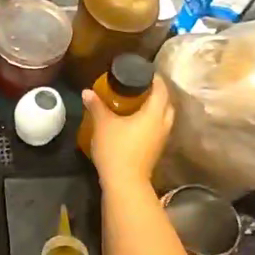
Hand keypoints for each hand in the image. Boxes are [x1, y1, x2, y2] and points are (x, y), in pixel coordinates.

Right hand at [84, 76, 173, 190]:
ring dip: (156, 109)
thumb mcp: (103, 124)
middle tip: (143, 87)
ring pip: (165, 118)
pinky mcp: (156, 151)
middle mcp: (163, 124)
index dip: (155, 79)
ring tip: (140, 103)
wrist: (125, 182)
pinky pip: (159, 129)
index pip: (161, 89)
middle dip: (158, 94)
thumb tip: (87, 92)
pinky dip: (152, 122)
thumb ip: (96, 106)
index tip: (145, 72)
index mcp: (154, 113)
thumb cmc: (116, 148)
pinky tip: (138, 123)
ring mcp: (162, 139)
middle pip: (167, 103)